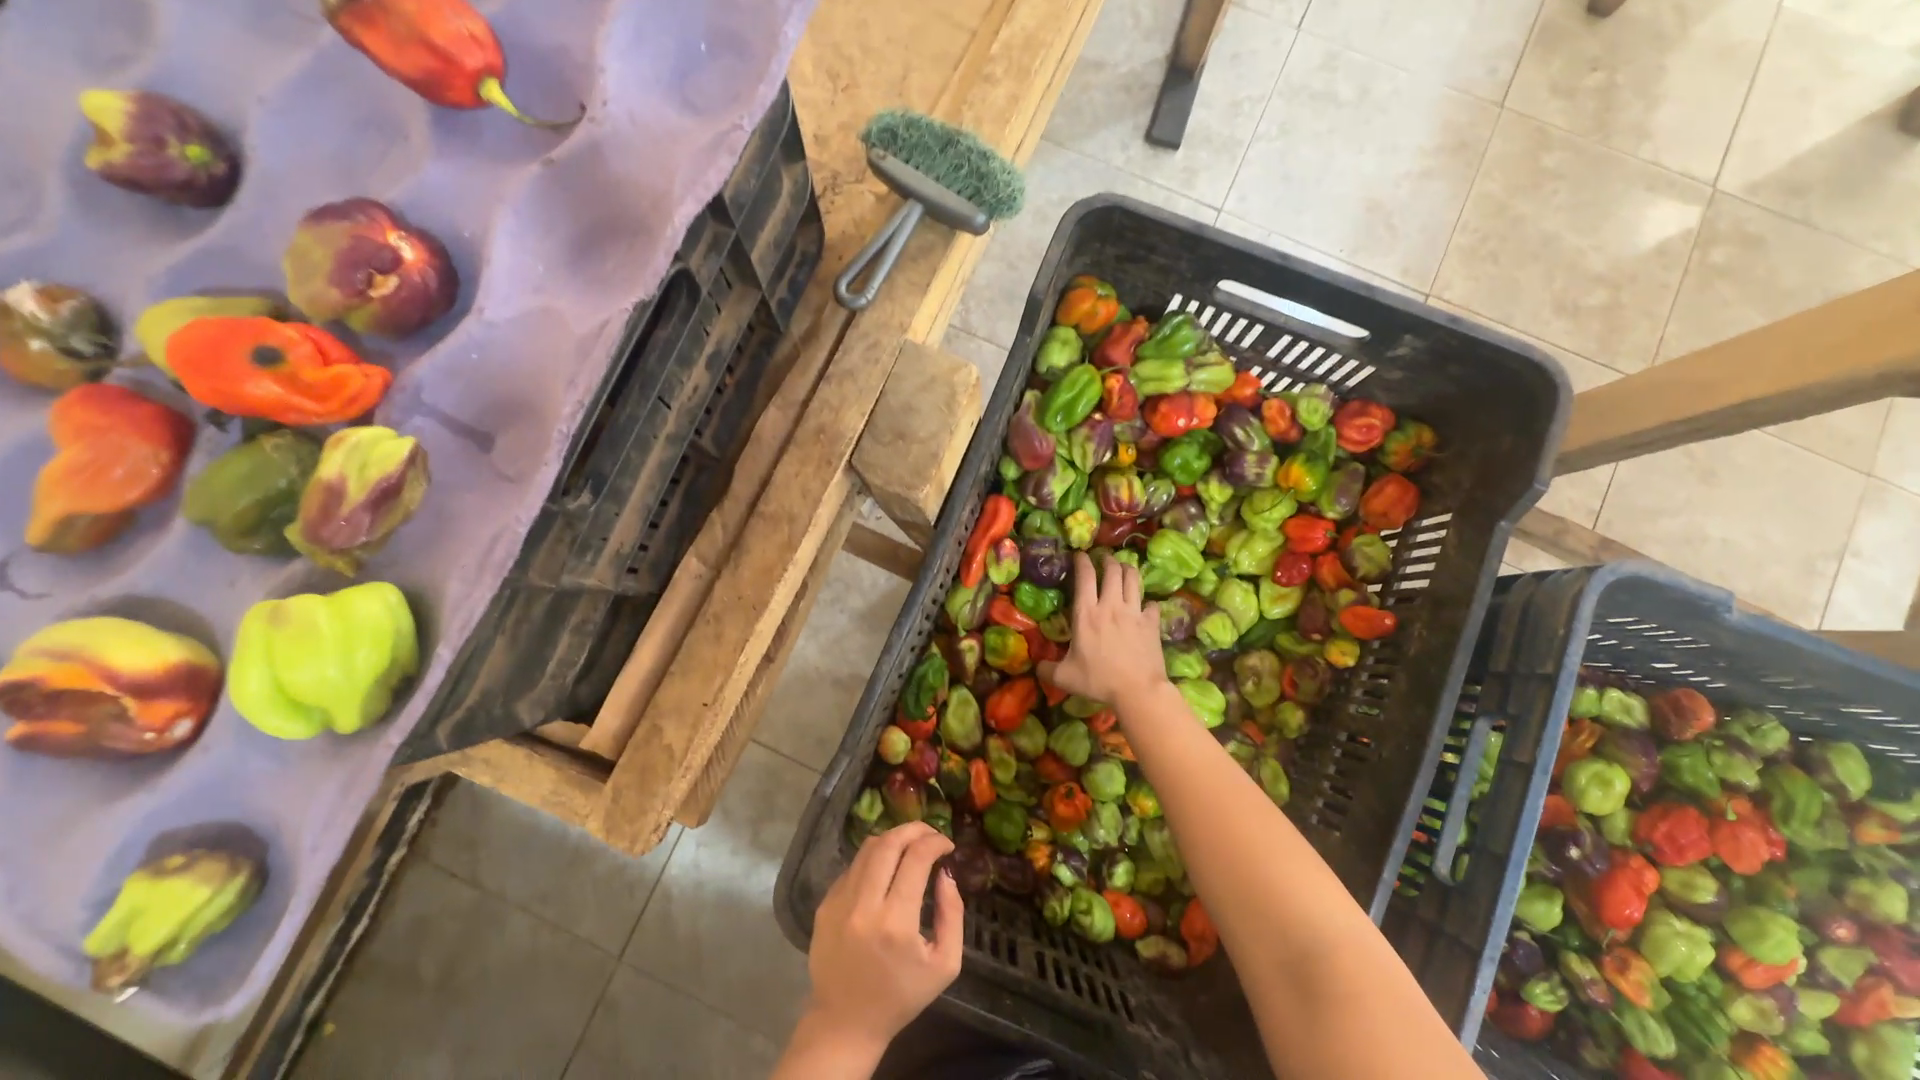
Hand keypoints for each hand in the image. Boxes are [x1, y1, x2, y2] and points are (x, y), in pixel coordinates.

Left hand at [804, 822, 962, 1053]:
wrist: (846, 1022)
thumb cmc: (902, 996)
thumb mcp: (945, 964)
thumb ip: (953, 914)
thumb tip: (947, 873)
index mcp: (896, 922)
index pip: (916, 858)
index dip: (936, 842)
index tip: (947, 845)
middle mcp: (864, 905)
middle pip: (888, 843)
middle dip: (914, 830)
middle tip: (930, 834)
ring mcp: (839, 903)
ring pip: (867, 850)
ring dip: (892, 840)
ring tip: (910, 845)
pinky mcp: (825, 906)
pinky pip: (852, 869)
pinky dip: (873, 861)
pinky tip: (885, 871)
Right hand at [1040, 553, 1167, 710]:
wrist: (1138, 690)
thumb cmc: (1098, 680)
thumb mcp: (1065, 677)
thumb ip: (1048, 669)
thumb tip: (1037, 666)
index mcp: (1086, 614)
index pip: (1085, 576)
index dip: (1082, 561)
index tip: (1080, 555)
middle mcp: (1111, 605)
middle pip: (1112, 570)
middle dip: (1108, 560)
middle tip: (1105, 560)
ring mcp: (1134, 612)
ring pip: (1133, 579)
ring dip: (1128, 570)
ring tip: (1125, 569)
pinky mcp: (1152, 623)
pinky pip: (1152, 604)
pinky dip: (1148, 602)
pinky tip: (1145, 606)